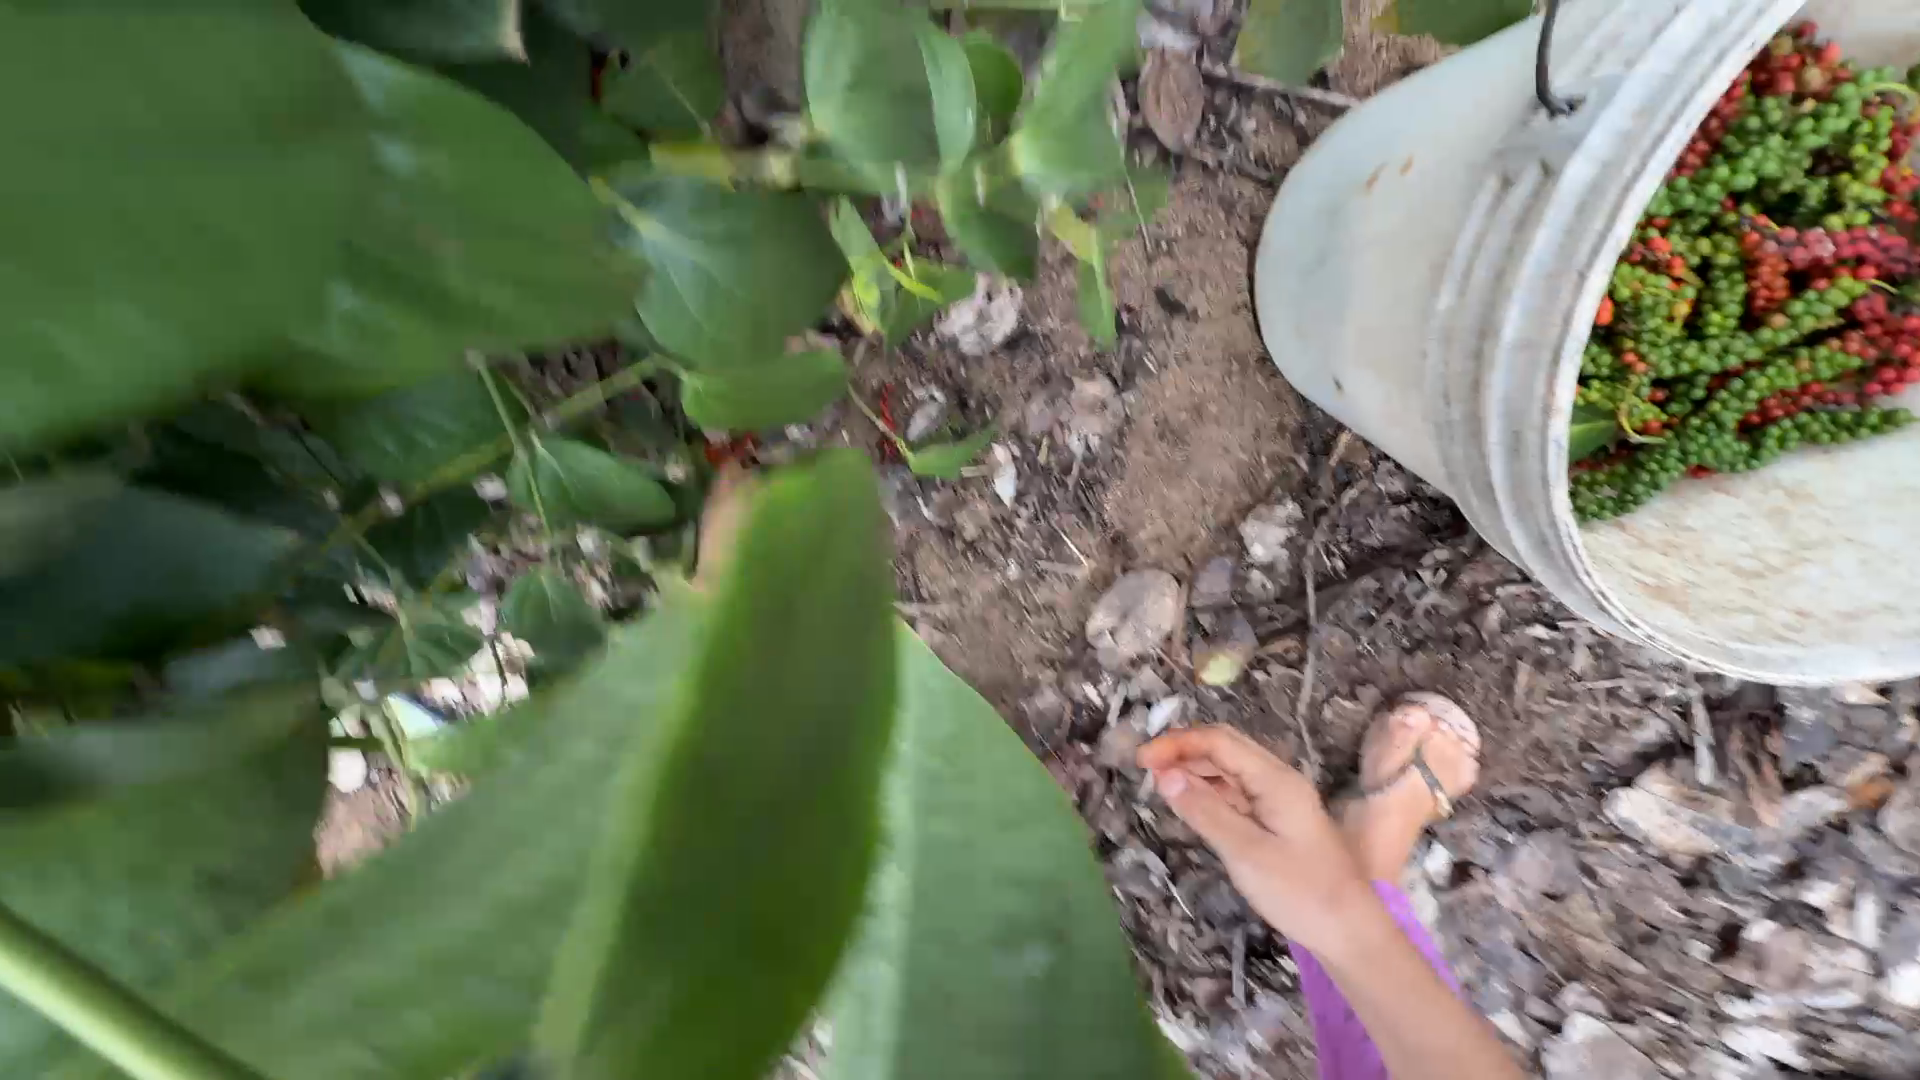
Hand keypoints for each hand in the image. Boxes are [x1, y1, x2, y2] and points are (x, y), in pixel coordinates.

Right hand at [1138, 727, 1376, 952]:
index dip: (1177, 744)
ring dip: (1193, 768)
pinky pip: (1235, 791)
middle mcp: (1277, 780)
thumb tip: (1164, 776)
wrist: (1352, 935)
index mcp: (1274, 779)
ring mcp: (1277, 799)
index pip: (1217, 742)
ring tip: (1159, 782)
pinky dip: (1207, 789)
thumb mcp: (1245, 853)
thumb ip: (1204, 811)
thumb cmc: (1301, 892)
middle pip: (1223, 747)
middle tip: (1145, 766)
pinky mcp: (1275, 819)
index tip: (1142, 760)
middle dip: (1182, 749)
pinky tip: (1188, 801)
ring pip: (1228, 768)